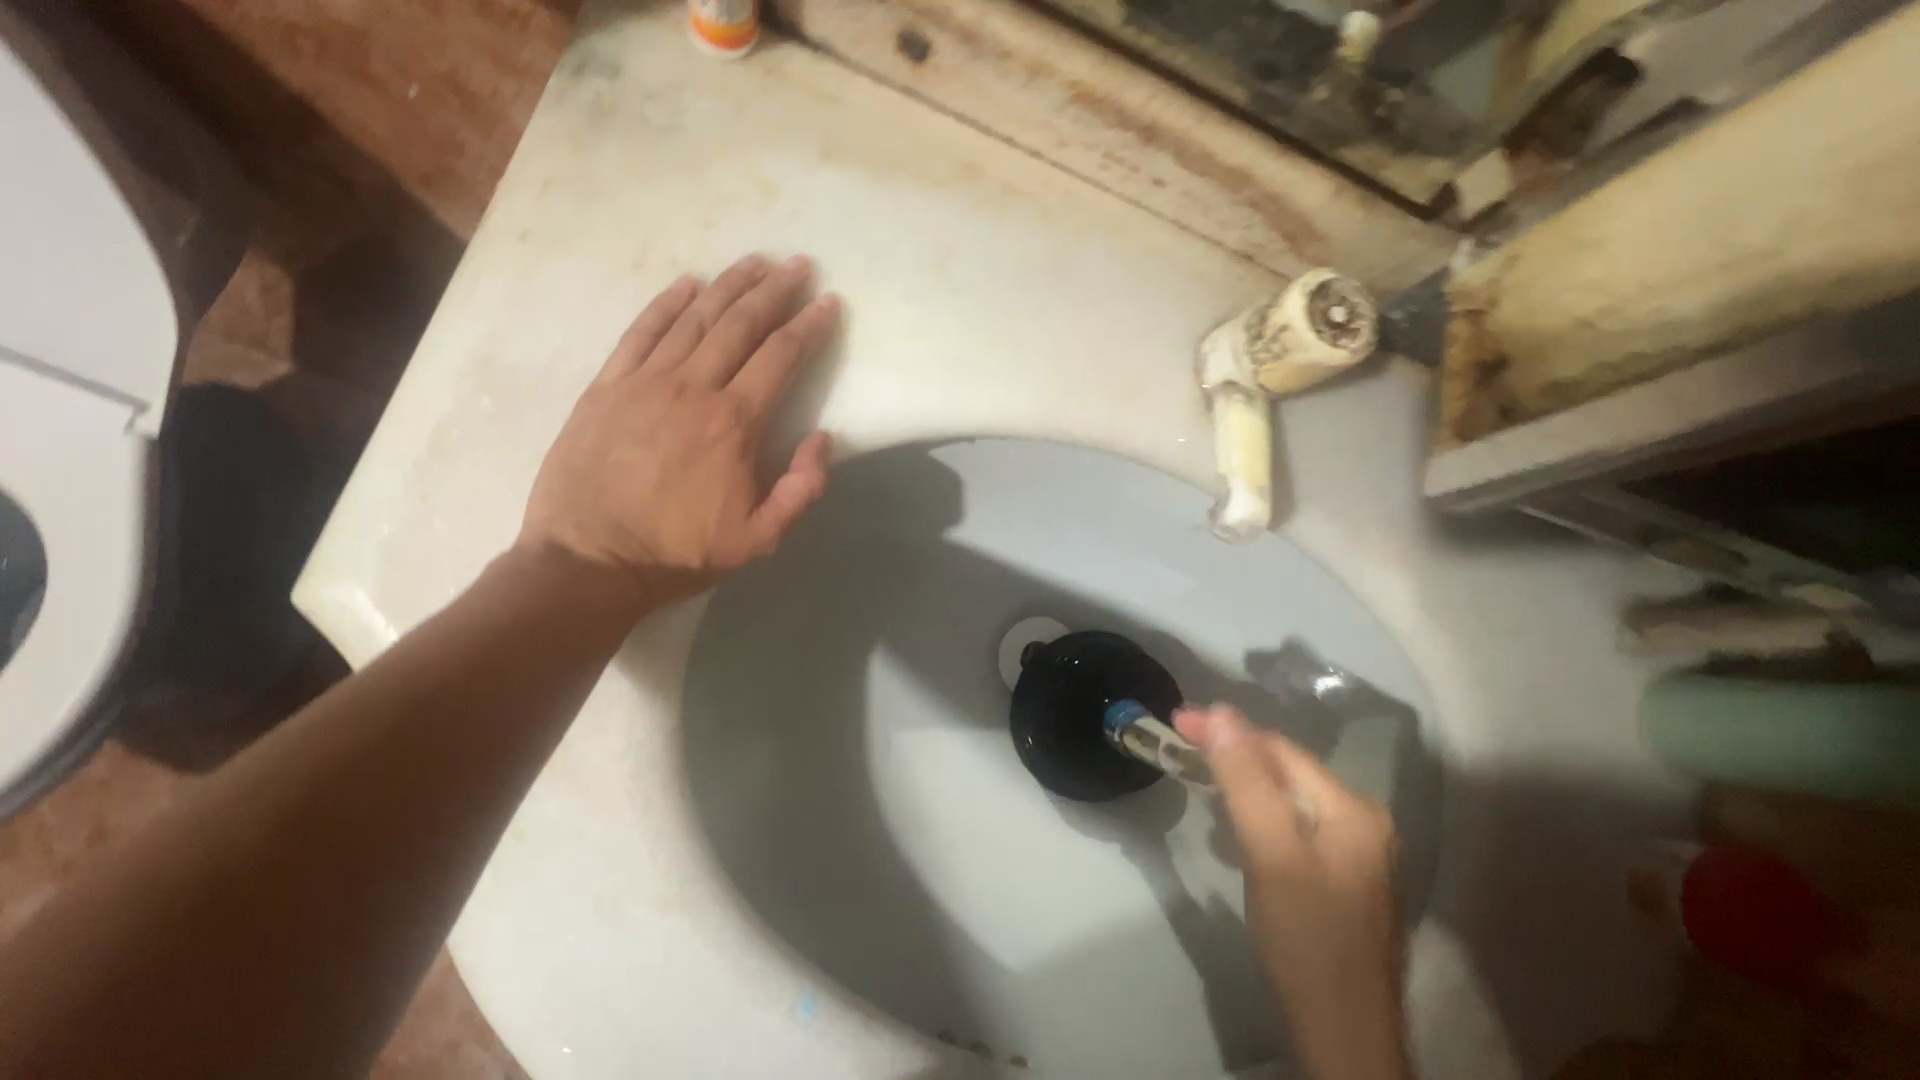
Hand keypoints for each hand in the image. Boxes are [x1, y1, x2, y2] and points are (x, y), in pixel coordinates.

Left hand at [518, 254, 840, 606]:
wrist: (588, 561)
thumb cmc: (678, 553)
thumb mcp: (758, 540)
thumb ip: (801, 489)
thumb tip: (822, 438)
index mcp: (735, 424)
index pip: (781, 357)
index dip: (810, 326)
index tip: (830, 302)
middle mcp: (693, 388)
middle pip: (741, 324)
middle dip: (775, 291)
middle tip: (798, 265)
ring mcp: (645, 381)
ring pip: (694, 318)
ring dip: (729, 285)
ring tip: (755, 262)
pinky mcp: (606, 386)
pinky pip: (641, 331)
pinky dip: (666, 303)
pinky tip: (687, 284)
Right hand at [1175, 704, 1408, 1079]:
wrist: (1342, 1031)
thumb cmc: (1305, 937)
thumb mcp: (1270, 852)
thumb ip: (1246, 781)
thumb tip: (1221, 713)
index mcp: (1352, 809)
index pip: (1281, 750)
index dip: (1228, 731)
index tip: (1178, 722)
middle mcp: (1362, 822)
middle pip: (1288, 771)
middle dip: (1234, 755)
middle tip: (1182, 747)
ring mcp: (1356, 855)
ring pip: (1289, 800)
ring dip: (1243, 786)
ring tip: (1199, 781)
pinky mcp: (1342, 882)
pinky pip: (1295, 829)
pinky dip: (1259, 819)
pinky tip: (1234, 834)